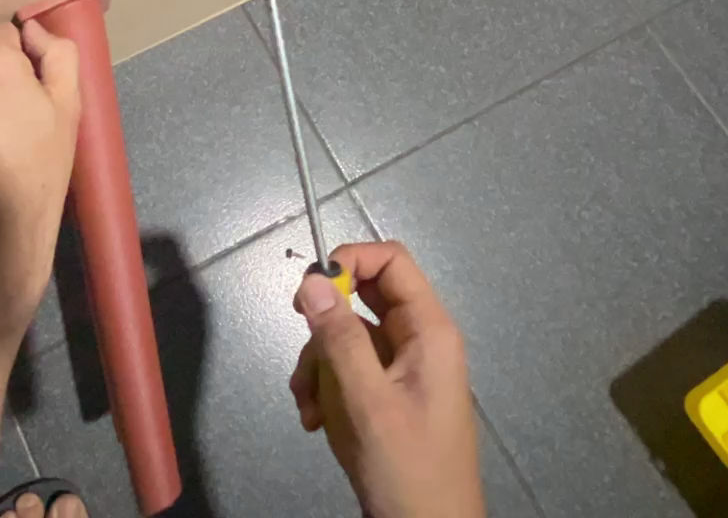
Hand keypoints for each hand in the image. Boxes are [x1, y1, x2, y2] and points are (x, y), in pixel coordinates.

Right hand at [290, 242, 483, 517]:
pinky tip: (313, 416)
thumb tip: (311, 279)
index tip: (314, 285)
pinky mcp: (384, 392)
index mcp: (428, 331)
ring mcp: (400, 367)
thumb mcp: (367, 401)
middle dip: (324, 318)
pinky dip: (322, 384)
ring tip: (306, 401)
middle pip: (362, 295)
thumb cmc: (407, 467)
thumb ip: (338, 337)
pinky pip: (345, 366)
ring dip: (316, 361)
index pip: (391, 260)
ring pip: (345, 333)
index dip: (351, 259)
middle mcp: (417, 339)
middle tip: (299, 332)